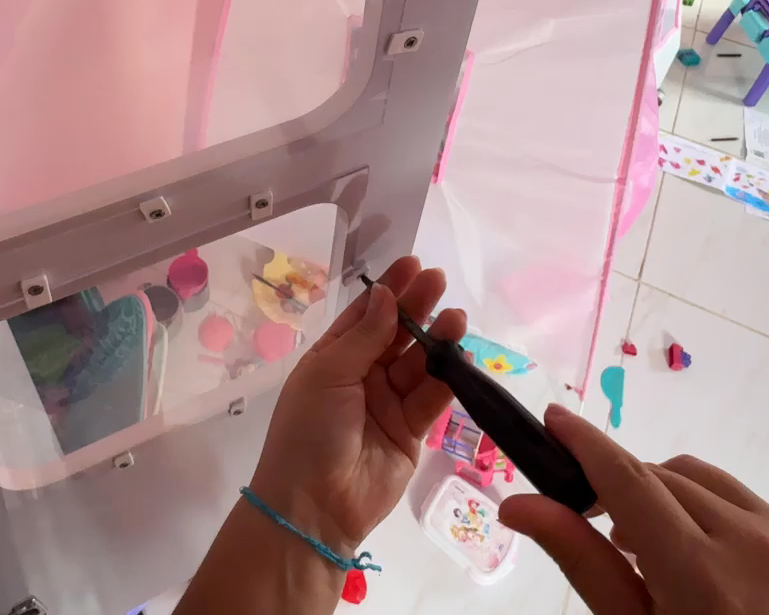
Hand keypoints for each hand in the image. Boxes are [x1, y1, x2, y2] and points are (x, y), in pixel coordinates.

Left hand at [247, 256, 465, 553]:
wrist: (314, 506)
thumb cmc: (309, 429)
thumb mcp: (330, 373)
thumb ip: (364, 336)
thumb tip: (384, 294)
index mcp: (335, 356)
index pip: (366, 314)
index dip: (389, 289)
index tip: (412, 264)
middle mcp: (363, 374)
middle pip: (396, 333)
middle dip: (417, 307)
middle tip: (439, 280)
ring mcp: (389, 402)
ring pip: (418, 362)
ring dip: (437, 339)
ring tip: (455, 317)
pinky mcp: (411, 431)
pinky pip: (431, 398)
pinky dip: (446, 378)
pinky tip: (460, 355)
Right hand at [500, 406, 768, 614]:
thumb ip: (582, 561)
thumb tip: (516, 504)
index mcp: (705, 579)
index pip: (628, 478)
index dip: (585, 442)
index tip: (552, 417)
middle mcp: (757, 547)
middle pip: (661, 477)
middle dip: (624, 490)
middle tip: (604, 527)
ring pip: (704, 480)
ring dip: (668, 495)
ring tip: (659, 548)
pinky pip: (748, 503)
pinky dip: (714, 515)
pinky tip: (713, 563)